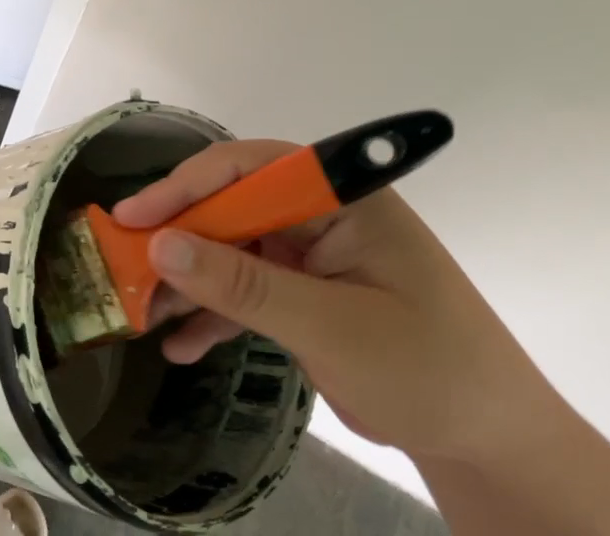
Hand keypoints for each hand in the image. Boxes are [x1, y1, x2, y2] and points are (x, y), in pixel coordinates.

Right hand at [112, 140, 567, 465]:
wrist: (487, 441)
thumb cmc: (427, 369)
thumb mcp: (331, 326)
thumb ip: (244, 285)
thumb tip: (162, 245)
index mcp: (340, 198)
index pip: (250, 168)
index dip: (186, 186)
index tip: (133, 218)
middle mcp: (320, 216)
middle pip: (231, 208)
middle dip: (178, 239)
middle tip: (122, 267)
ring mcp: (310, 257)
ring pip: (230, 252)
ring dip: (187, 281)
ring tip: (141, 314)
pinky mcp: (304, 296)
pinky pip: (245, 293)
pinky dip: (213, 315)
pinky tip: (181, 344)